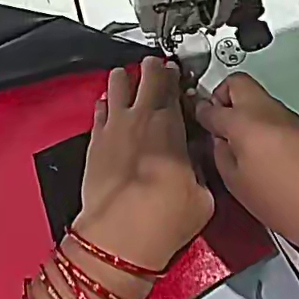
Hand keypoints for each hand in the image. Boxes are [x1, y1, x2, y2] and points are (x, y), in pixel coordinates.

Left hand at [74, 59, 214, 271]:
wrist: (120, 235)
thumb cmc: (162, 217)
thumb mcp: (203, 196)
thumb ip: (200, 171)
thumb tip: (199, 168)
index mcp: (171, 125)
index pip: (175, 88)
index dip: (177, 77)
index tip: (178, 73)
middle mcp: (140, 118)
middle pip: (146, 77)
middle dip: (152, 68)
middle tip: (155, 64)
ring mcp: (114, 126)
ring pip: (116, 85)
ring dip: (124, 78)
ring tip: (127, 75)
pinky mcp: (95, 141)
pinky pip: (99, 110)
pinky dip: (104, 103)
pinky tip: (105, 103)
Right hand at [194, 73, 298, 254]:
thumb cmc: (283, 202)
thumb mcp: (233, 180)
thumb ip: (217, 150)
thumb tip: (214, 138)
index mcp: (243, 122)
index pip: (210, 106)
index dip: (199, 113)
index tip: (197, 119)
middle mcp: (266, 111)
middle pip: (236, 82)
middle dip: (221, 96)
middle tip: (216, 119)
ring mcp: (284, 115)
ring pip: (254, 94)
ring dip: (240, 107)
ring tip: (235, 137)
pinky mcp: (297, 125)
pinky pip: (268, 110)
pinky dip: (256, 119)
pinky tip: (254, 145)